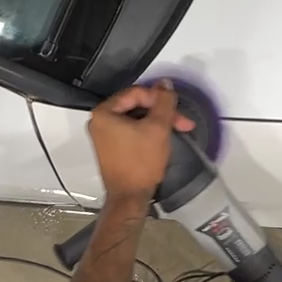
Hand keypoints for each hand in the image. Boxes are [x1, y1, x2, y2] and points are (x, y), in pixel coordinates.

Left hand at [87, 81, 194, 204]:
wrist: (130, 197)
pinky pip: (131, 131)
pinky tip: (163, 138)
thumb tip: (165, 84)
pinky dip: (147, 132)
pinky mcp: (111, 147)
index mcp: (104, 113)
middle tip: (182, 121)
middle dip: (161, 112)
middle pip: (136, 106)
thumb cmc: (140, 164)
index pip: (135, 93)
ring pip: (136, 119)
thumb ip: (163, 102)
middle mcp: (99, 122)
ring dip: (158, 122)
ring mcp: (104, 136)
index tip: (177, 109)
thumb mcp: (157, 128)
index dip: (159, 98)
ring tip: (177, 130)